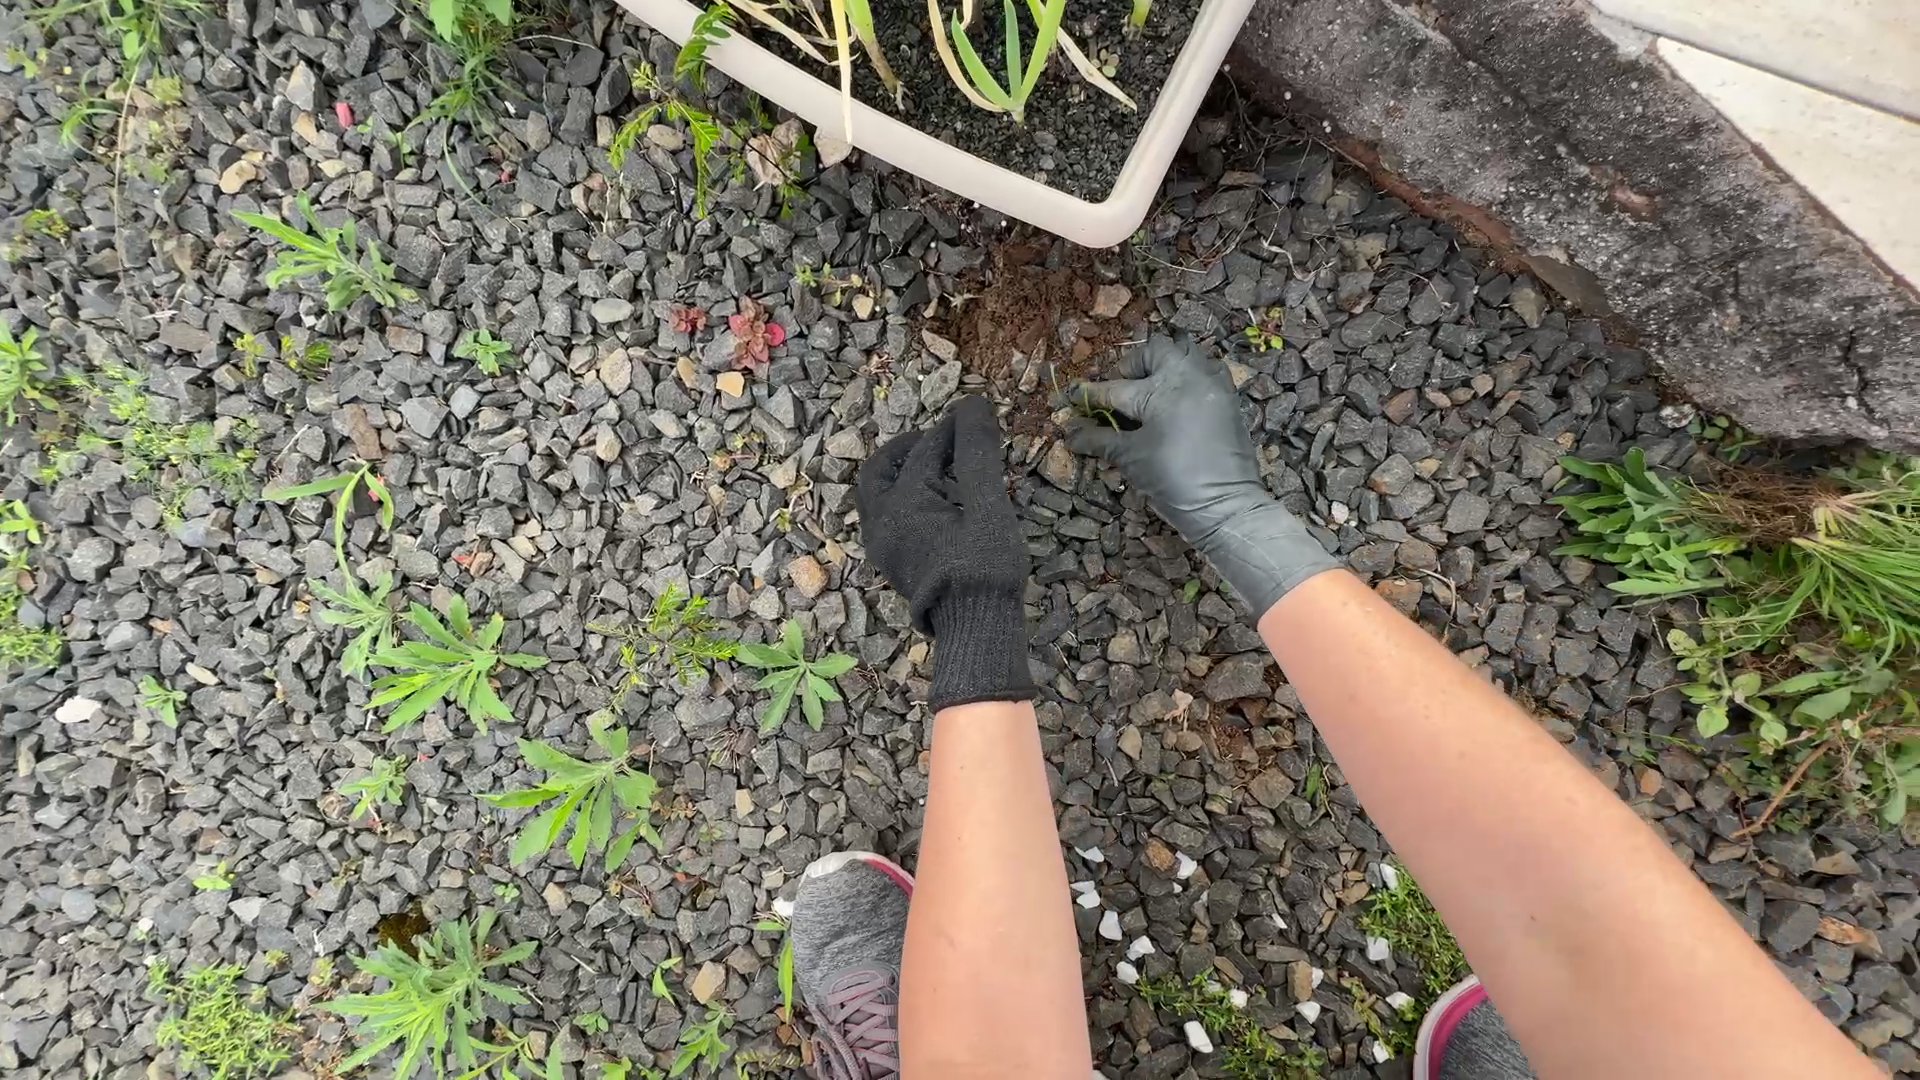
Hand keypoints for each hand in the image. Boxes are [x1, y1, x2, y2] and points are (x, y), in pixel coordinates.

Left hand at [857, 396, 1035, 711]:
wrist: (976, 629)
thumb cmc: (986, 568)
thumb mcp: (988, 507)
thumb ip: (977, 454)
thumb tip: (975, 404)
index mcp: (902, 505)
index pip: (926, 451)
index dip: (952, 429)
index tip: (975, 414)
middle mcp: (882, 523)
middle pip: (880, 470)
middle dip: (908, 448)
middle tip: (939, 439)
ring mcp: (883, 547)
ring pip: (877, 496)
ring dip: (901, 474)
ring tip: (939, 469)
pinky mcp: (893, 564)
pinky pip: (885, 518)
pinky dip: (902, 499)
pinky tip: (934, 503)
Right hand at [1064, 335, 1337, 616]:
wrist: (1225, 505)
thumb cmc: (1171, 478)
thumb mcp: (1129, 458)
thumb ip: (1098, 438)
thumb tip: (1070, 432)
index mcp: (1161, 387)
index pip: (1114, 388)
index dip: (1088, 394)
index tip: (1070, 398)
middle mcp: (1189, 375)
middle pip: (1155, 350)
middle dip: (1132, 366)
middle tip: (1120, 392)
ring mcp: (1212, 385)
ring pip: (1184, 356)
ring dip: (1162, 369)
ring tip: (1147, 395)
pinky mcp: (1227, 401)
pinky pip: (1204, 375)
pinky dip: (1185, 382)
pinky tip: (1173, 406)